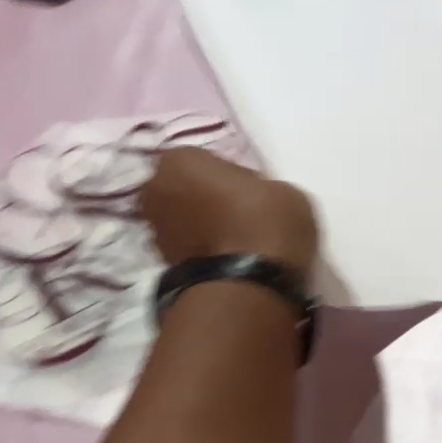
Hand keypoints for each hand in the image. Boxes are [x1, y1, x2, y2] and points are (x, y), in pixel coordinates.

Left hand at [140, 148, 318, 274]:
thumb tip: (254, 198)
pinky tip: (231, 260)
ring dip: (205, 226)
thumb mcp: (286, 193)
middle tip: (244, 218)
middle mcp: (156, 185)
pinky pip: (189, 245)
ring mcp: (155, 226)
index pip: (211, 161)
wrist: (250, 285)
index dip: (235, 179)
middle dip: (211, 200)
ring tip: (238, 244)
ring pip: (186, 218)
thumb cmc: (267, 225)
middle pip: (190, 187)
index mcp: (181, 158)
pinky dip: (204, 250)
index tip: (257, 197)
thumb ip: (262, 187)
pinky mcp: (163, 259)